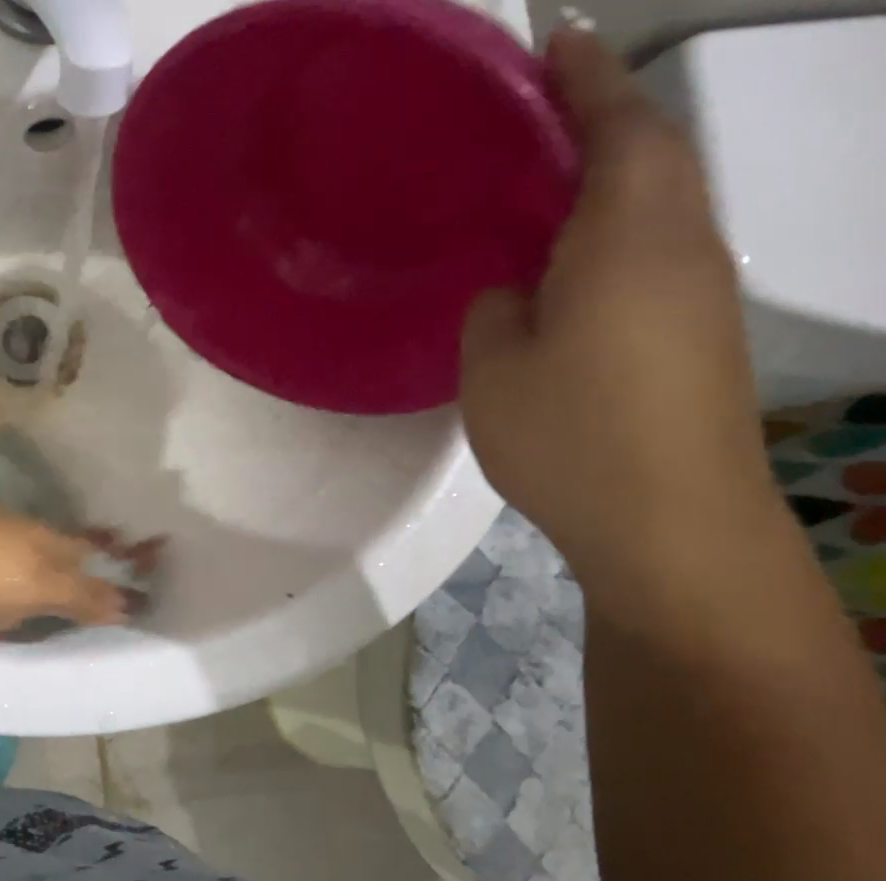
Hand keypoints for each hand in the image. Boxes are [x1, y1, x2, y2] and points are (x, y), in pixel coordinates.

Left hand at [0, 493, 136, 634]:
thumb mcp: (29, 591)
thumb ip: (77, 596)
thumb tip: (126, 603)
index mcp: (40, 538)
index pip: (83, 557)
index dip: (101, 578)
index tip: (117, 603)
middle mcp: (13, 527)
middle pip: (52, 549)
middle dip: (69, 571)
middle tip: (80, 603)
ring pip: (16, 550)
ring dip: (31, 569)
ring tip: (37, 598)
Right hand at [460, 27, 778, 574]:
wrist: (672, 520)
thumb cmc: (572, 435)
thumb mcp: (493, 369)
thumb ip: (495, 309)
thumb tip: (512, 289)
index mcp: (628, 237)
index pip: (616, 126)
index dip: (583, 77)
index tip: (551, 37)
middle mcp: (680, 245)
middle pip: (652, 151)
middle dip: (602, 113)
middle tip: (534, 105)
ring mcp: (699, 288)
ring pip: (658, 197)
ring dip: (609, 168)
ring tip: (540, 173)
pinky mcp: (698, 327)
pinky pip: (655, 243)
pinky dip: (615, 221)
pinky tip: (565, 253)